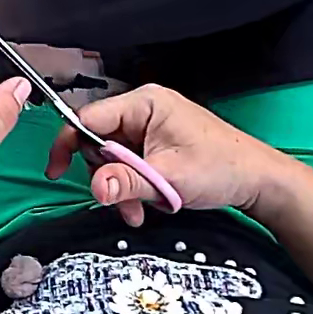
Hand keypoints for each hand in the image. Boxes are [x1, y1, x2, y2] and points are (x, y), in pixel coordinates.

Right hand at [45, 85, 293, 227]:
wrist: (256, 180)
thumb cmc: (222, 167)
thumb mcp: (169, 178)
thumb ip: (127, 182)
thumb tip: (94, 187)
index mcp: (144, 103)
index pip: (89, 118)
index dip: (69, 143)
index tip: (57, 170)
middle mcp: (143, 111)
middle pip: (98, 141)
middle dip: (105, 176)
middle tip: (120, 201)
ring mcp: (149, 128)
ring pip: (113, 159)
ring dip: (120, 187)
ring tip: (140, 210)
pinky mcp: (155, 145)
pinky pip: (129, 165)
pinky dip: (132, 187)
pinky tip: (148, 204)